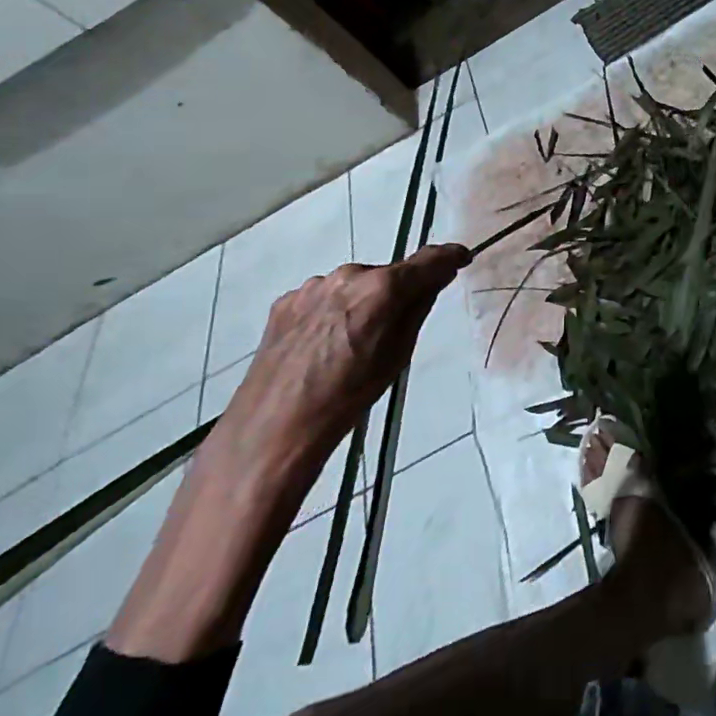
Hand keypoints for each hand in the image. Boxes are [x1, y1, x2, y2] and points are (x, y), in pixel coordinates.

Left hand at [105, 244, 468, 665]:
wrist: (252, 459)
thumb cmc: (334, 424)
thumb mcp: (386, 372)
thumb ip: (408, 321)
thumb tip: (424, 289)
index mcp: (370, 295)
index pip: (422, 264)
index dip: (445, 259)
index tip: (462, 256)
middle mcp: (336, 282)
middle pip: (385, 275)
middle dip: (405, 293)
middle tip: (413, 331)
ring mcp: (303, 296)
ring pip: (352, 289)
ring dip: (368, 309)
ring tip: (367, 355)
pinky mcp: (280, 313)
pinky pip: (324, 304)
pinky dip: (338, 318)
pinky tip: (332, 355)